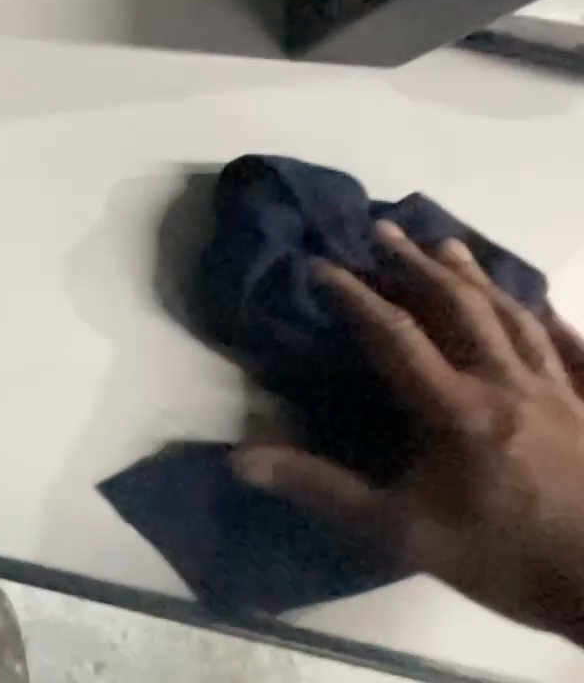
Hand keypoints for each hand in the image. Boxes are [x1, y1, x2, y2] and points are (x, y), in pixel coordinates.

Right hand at [233, 221, 583, 638]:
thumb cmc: (510, 559)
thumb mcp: (403, 532)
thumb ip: (321, 488)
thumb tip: (238, 460)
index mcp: (457, 409)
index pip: (395, 334)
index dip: (355, 295)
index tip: (319, 264)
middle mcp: (508, 388)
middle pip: (460, 310)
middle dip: (416, 266)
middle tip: (383, 230)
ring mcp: (563, 397)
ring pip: (516, 319)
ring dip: (476, 277)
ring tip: (446, 243)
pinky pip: (576, 352)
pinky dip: (553, 319)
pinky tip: (538, 299)